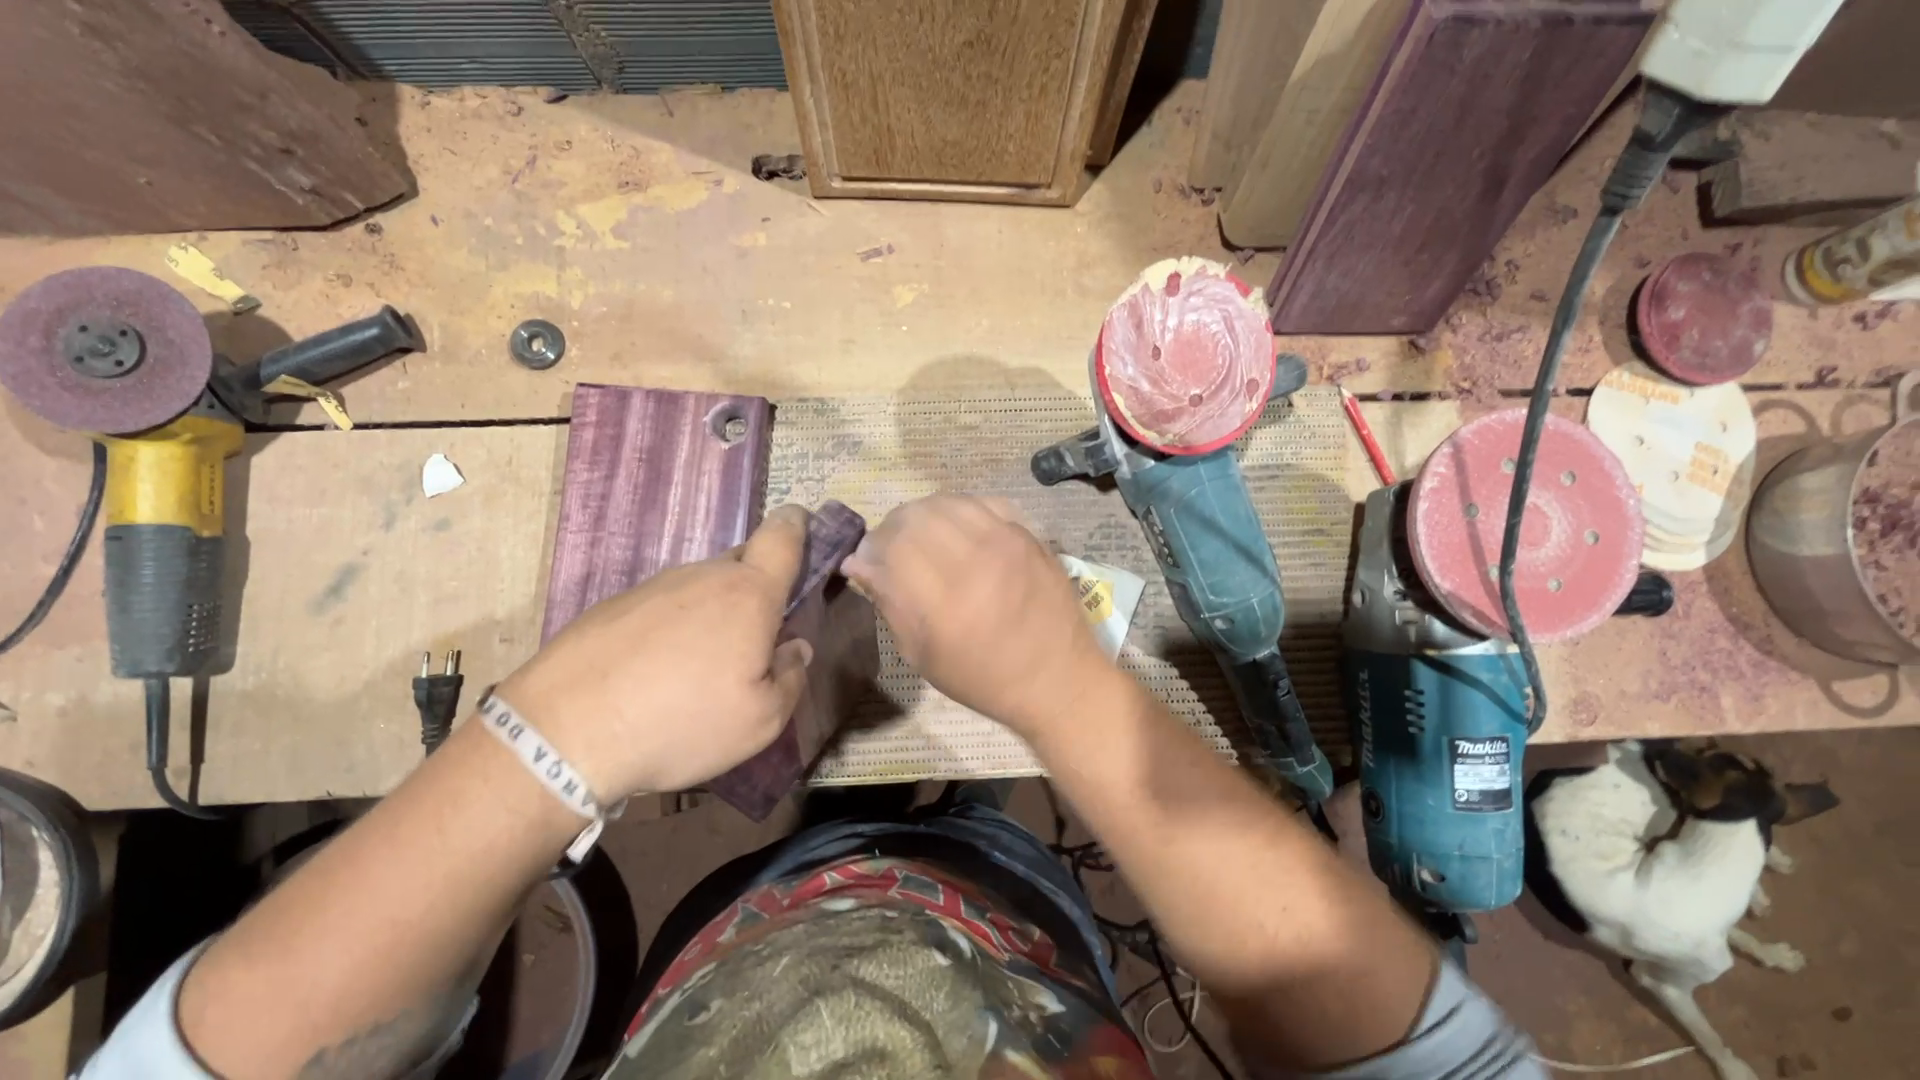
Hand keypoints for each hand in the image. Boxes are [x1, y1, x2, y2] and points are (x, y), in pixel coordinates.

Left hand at [495, 505, 812, 798]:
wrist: (564, 734)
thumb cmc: (681, 722)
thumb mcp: (760, 722)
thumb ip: (790, 678)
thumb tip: (793, 648)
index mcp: (749, 595)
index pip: (783, 536)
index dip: (799, 527)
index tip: (805, 535)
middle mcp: (701, 577)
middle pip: (741, 566)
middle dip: (755, 593)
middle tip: (752, 647)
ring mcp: (651, 588)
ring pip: (699, 590)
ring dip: (709, 619)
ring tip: (697, 676)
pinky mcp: (611, 608)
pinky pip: (660, 610)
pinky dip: (669, 634)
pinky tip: (654, 680)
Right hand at [843, 494, 1116, 737]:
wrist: (1057, 678)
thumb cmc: (983, 678)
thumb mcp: (923, 655)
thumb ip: (889, 604)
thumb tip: (857, 563)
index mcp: (942, 598)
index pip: (889, 545)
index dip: (869, 550)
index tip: (866, 563)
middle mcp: (974, 558)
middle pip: (914, 515)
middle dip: (892, 529)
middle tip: (891, 551)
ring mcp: (1006, 540)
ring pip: (948, 501)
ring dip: (925, 516)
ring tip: (923, 539)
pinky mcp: (1028, 533)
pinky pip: (984, 501)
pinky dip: (961, 510)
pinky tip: (959, 531)